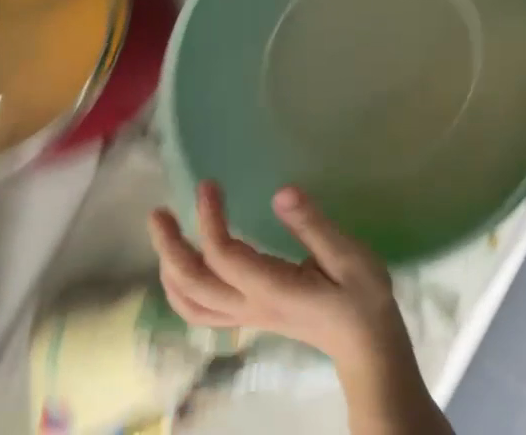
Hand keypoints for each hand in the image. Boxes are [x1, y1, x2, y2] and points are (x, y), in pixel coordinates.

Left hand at [147, 182, 415, 382]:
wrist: (365, 339)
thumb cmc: (361, 294)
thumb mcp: (347, 255)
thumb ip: (313, 225)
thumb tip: (281, 192)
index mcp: (271, 288)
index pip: (223, 255)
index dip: (209, 219)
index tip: (209, 186)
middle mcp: (249, 306)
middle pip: (191, 282)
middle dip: (169, 246)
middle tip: (160, 211)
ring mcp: (246, 316)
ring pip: (189, 302)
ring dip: (169, 270)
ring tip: (166, 236)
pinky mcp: (250, 317)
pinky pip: (200, 310)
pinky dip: (181, 290)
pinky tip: (185, 270)